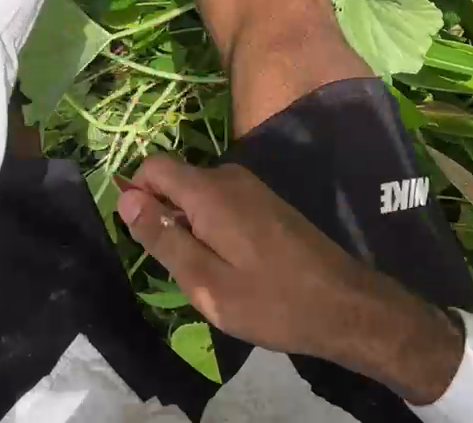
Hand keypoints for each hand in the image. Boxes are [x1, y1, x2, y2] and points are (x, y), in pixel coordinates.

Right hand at [117, 157, 464, 404]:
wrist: (347, 307)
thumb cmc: (271, 300)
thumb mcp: (206, 281)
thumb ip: (162, 237)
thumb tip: (124, 199)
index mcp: (208, 191)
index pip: (153, 166)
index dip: (137, 194)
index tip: (143, 236)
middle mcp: (227, 176)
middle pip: (175, 180)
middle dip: (165, 216)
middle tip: (180, 267)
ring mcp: (250, 187)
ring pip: (198, 194)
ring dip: (191, 226)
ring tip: (209, 273)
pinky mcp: (265, 202)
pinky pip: (221, 202)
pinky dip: (213, 228)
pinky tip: (233, 267)